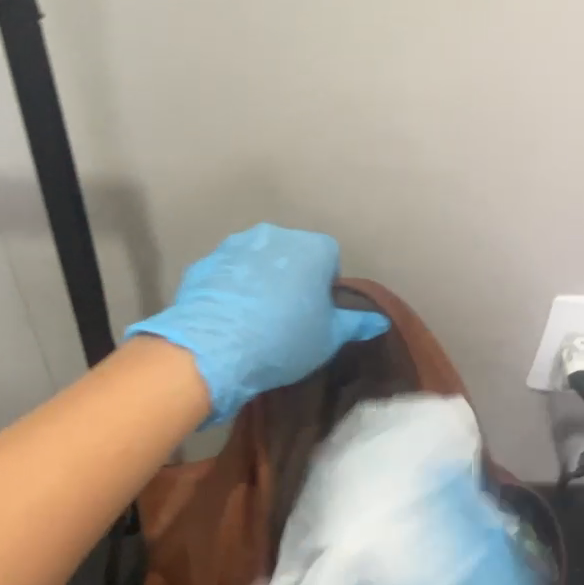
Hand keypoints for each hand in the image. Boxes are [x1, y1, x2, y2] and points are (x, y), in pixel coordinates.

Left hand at [125, 223, 390, 425]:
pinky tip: (228, 322)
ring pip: (256, 262)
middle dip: (291, 281)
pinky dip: (230, 291)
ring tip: (255, 322)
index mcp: (312, 247)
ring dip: (260, 283)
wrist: (215, 349)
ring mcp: (233, 245)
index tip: (315, 316)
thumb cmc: (285, 340)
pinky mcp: (203, 264)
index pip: (329, 261)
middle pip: (291, 256)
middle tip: (287, 320)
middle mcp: (274, 235)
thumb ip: (355, 324)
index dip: (324, 289)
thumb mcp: (329, 339)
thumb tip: (380, 320)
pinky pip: (226, 276)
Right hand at [348, 471, 583, 584]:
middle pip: (453, 501)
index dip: (410, 463)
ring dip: (425, 523)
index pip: (446, 480)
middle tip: (366, 492)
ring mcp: (511, 578)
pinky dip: (439, 552)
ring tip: (381, 524)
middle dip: (411, 492)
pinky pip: (468, 557)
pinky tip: (410, 571)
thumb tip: (337, 573)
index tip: (372, 454)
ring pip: (461, 530)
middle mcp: (499, 553)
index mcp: (477, 554)